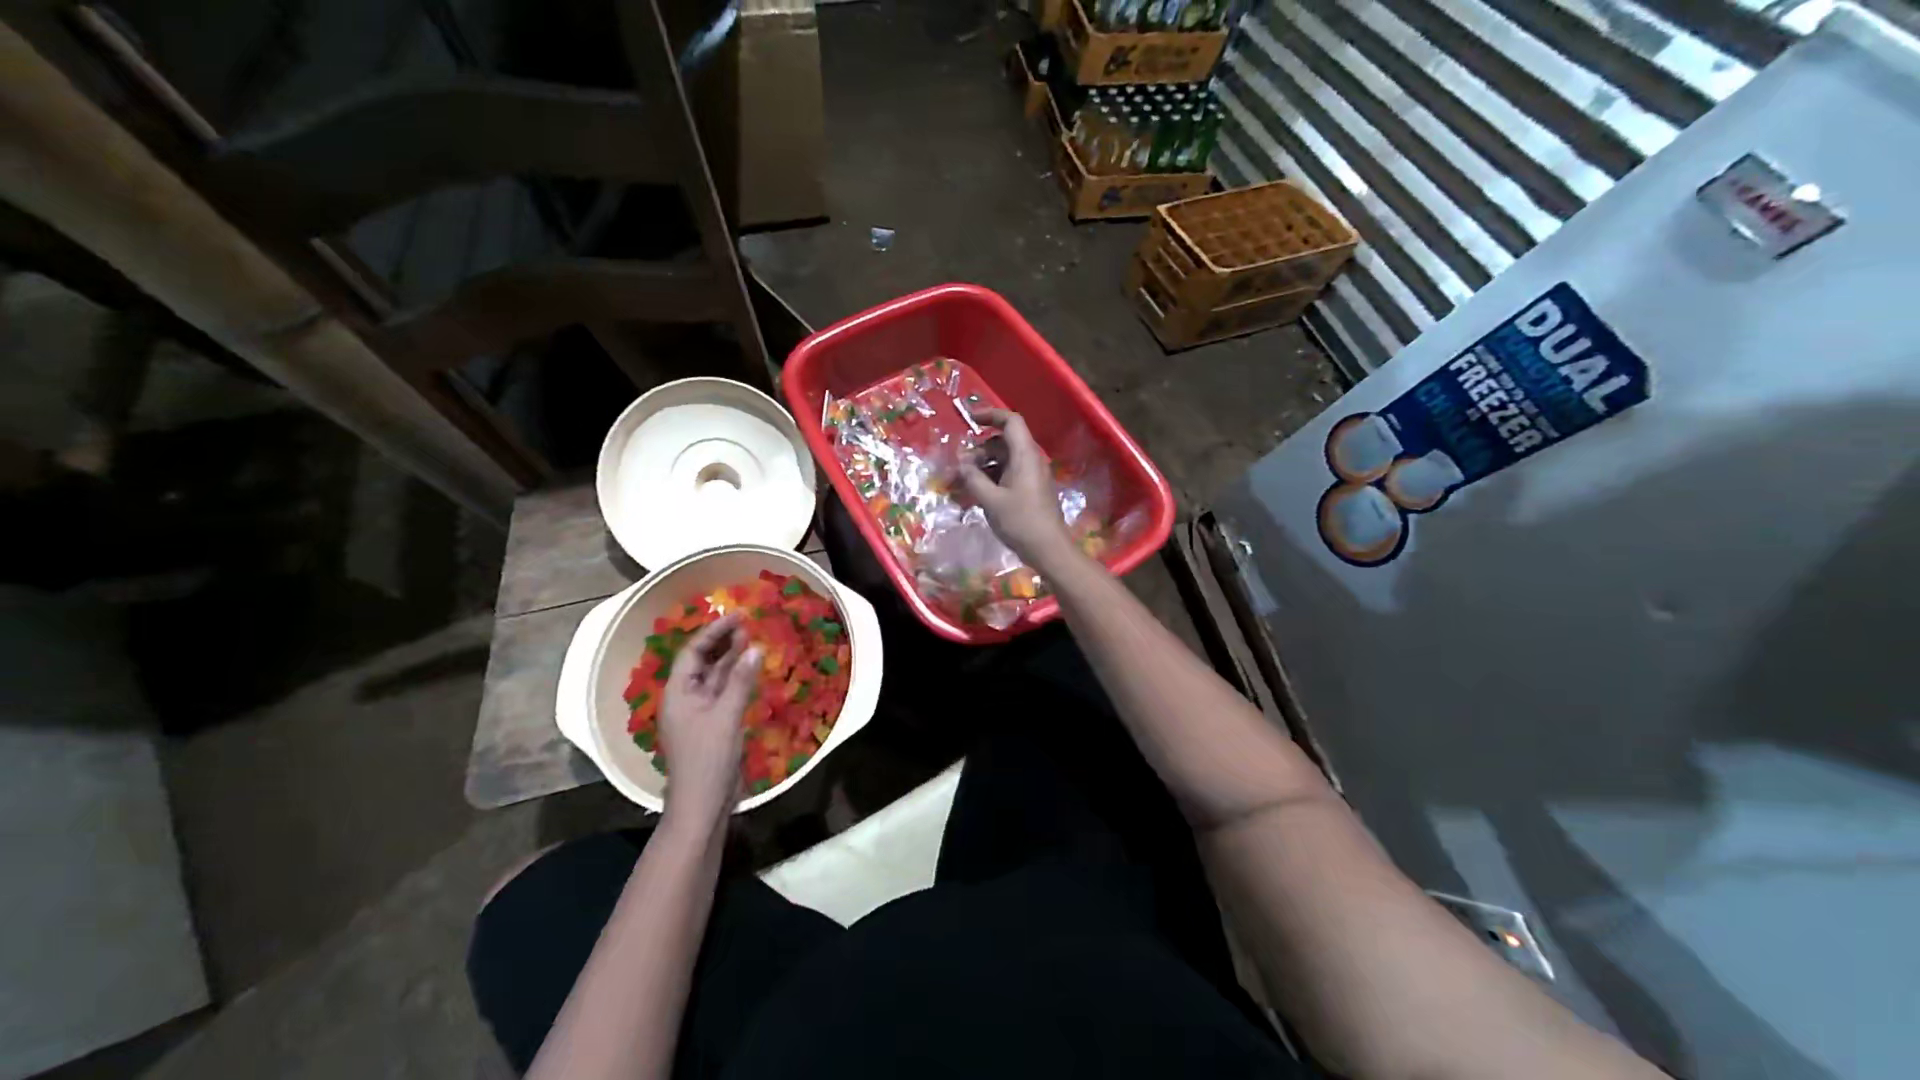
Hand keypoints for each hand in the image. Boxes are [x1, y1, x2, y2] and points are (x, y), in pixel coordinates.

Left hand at [659, 614, 761, 824]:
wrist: (702, 804)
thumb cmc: (708, 758)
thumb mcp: (726, 716)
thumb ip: (740, 681)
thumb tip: (754, 648)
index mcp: (678, 693)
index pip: (693, 652)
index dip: (714, 632)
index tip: (737, 615)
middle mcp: (685, 699)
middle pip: (703, 662)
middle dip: (723, 642)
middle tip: (748, 624)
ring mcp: (699, 713)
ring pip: (716, 678)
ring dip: (732, 660)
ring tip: (753, 640)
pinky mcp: (713, 726)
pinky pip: (725, 694)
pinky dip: (738, 680)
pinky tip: (753, 671)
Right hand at [957, 407, 1074, 569]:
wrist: (1048, 549)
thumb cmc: (1020, 522)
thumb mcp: (990, 500)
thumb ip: (973, 478)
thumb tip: (962, 463)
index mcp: (1025, 456)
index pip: (1011, 422)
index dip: (990, 415)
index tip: (969, 419)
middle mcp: (1031, 460)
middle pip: (1003, 442)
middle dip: (978, 450)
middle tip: (959, 466)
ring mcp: (1032, 476)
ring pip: (1004, 461)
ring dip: (982, 467)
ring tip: (961, 483)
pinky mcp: (1030, 490)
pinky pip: (1008, 475)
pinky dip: (991, 479)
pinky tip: (974, 494)